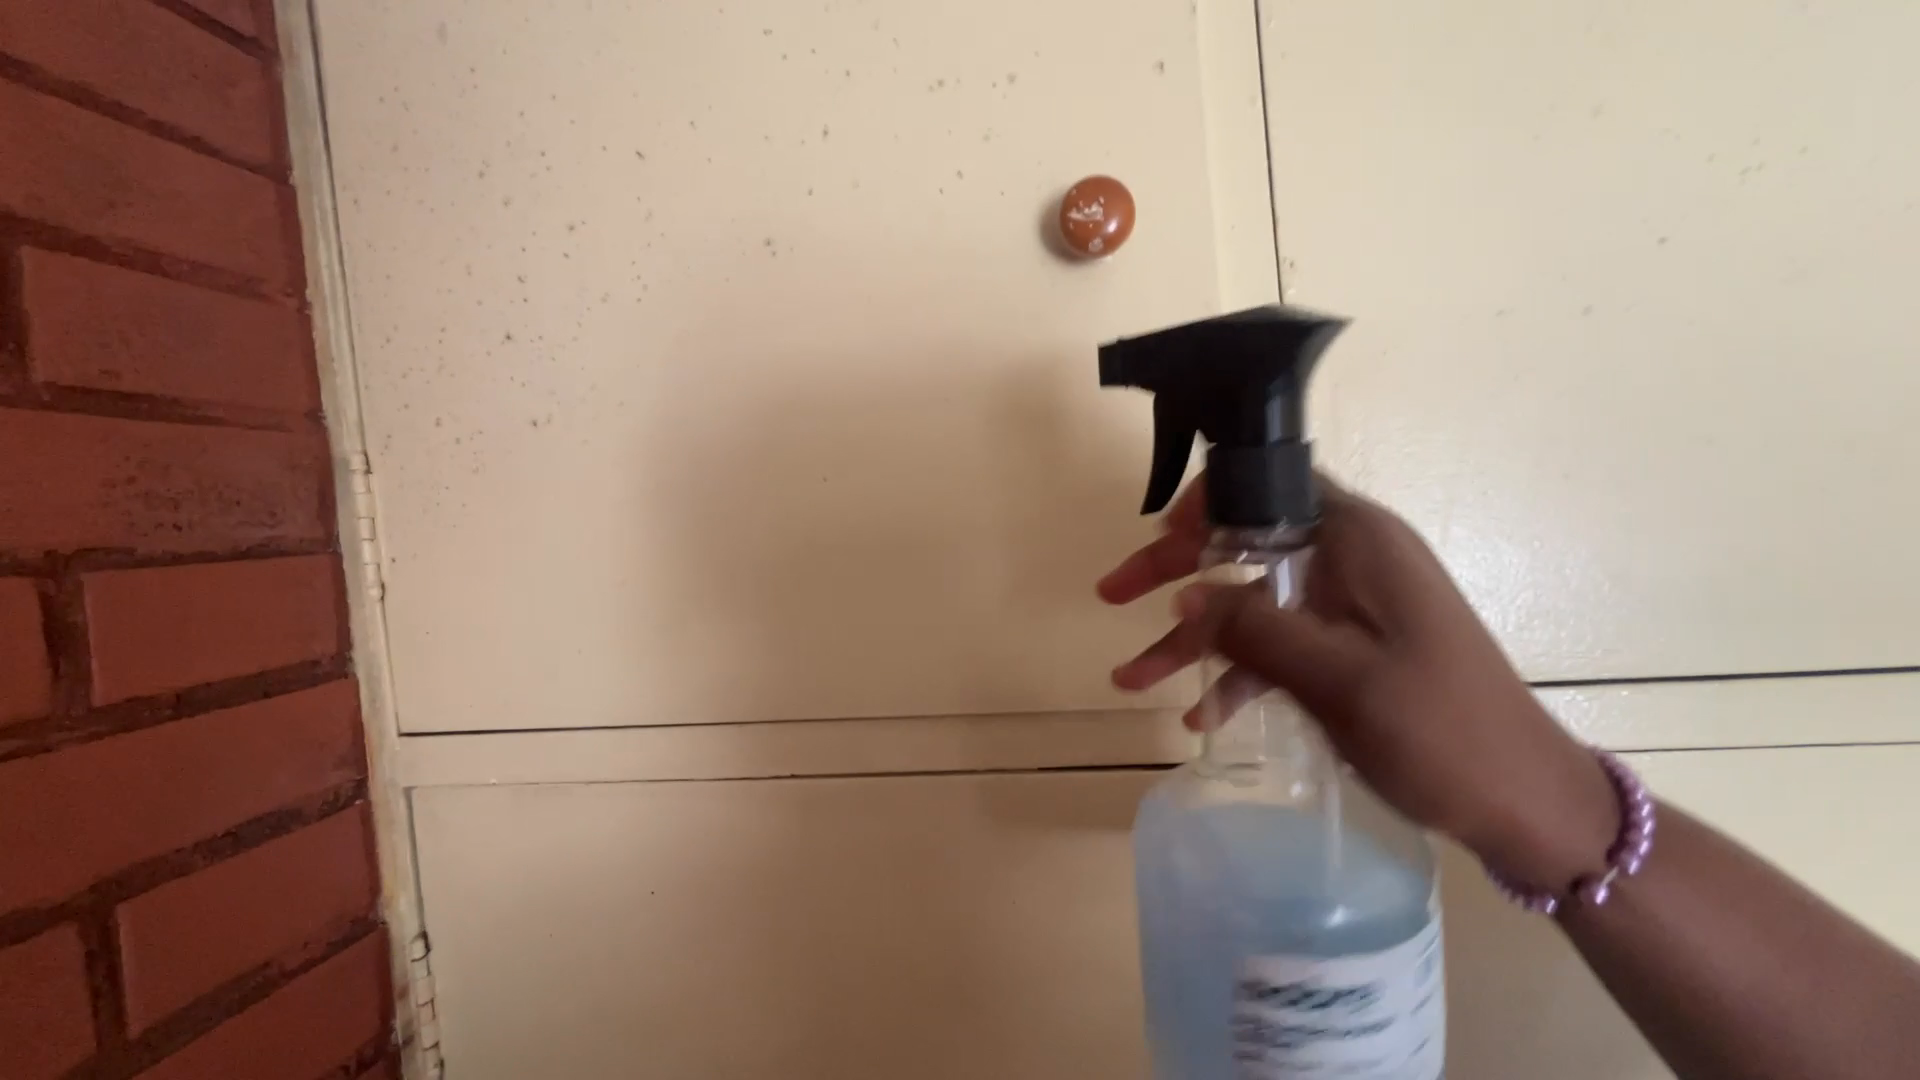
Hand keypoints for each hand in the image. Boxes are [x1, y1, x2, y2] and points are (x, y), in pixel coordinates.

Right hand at [1099, 475, 1617, 888]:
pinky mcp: (1347, 645)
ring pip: (1249, 599)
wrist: (1524, 801)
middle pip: (1242, 542)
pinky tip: (1201, 714)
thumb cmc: (1440, 731)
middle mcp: (1348, 558)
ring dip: (1191, 638)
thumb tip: (1183, 596)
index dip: (1206, 502)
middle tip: (1112, 593)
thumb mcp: (1337, 679)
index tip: (1158, 539)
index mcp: (1356, 540)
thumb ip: (1253, 629)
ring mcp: (1347, 604)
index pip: (1269, 484)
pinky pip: (1276, 642)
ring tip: (1130, 678)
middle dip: (1173, 572)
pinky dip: (1236, 671)